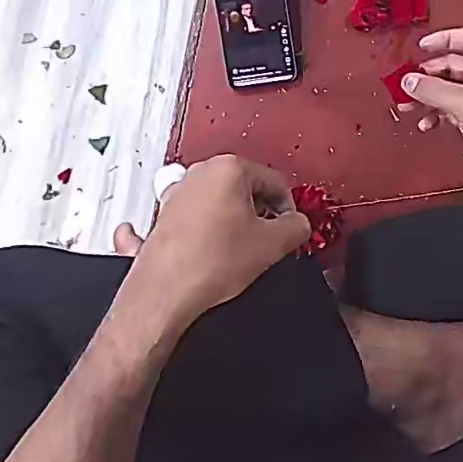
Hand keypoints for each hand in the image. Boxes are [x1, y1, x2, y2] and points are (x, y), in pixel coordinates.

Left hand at [110, 156, 310, 324]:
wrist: (164, 293)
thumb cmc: (209, 263)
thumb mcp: (273, 244)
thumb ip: (297, 226)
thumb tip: (298, 224)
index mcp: (230, 168)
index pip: (275, 182)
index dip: (287, 208)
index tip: (288, 228)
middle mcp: (201, 172)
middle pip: (247, 188)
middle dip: (259, 213)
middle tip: (265, 239)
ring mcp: (178, 192)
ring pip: (221, 201)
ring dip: (233, 221)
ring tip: (236, 250)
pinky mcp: (164, 214)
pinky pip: (195, 216)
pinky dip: (205, 230)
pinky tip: (209, 248)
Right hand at [398, 26, 462, 189]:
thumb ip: (434, 89)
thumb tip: (411, 80)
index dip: (447, 39)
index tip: (425, 44)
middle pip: (458, 64)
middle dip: (431, 73)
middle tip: (410, 79)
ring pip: (452, 87)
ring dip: (430, 94)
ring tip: (410, 101)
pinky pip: (453, 106)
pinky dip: (438, 112)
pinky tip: (427, 120)